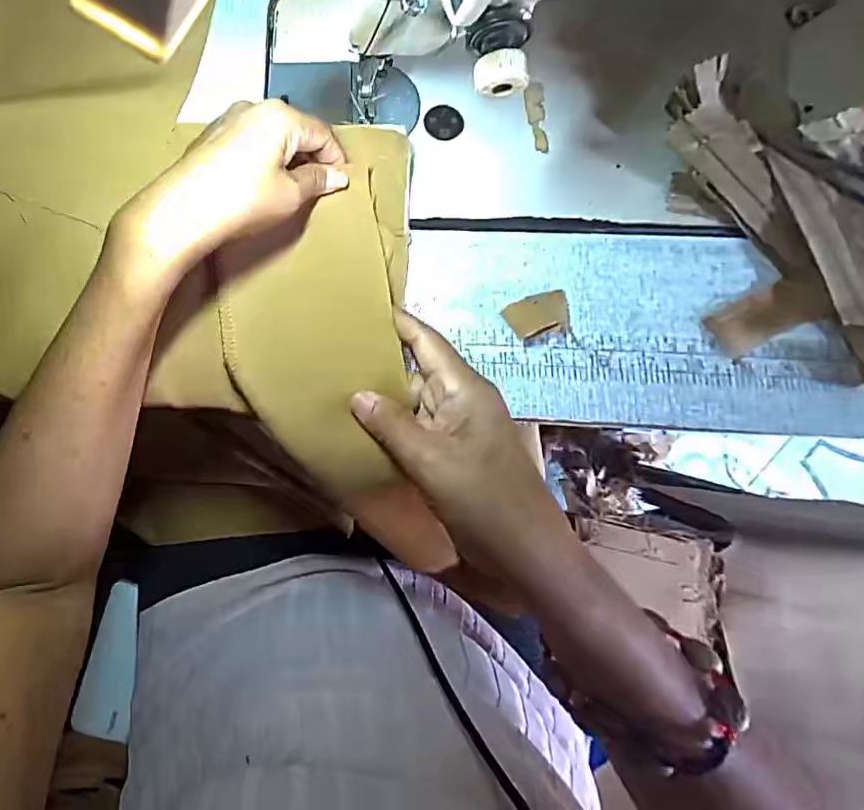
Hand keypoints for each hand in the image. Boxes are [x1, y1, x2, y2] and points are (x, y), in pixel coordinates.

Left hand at [108, 101, 347, 284]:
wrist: (178, 213)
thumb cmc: (238, 201)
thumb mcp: (288, 195)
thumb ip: (316, 181)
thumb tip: (336, 177)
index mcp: (279, 115)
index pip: (322, 133)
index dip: (336, 159)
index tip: (339, 183)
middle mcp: (252, 108)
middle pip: (295, 130)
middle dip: (308, 157)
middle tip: (314, 188)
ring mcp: (225, 121)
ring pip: (268, 136)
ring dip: (282, 159)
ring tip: (284, 190)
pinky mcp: (207, 138)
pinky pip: (245, 143)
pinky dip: (258, 159)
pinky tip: (254, 185)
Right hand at [350, 310, 568, 568]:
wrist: (528, 558)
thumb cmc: (484, 500)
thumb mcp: (429, 460)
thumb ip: (390, 424)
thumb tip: (358, 394)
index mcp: (464, 389)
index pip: (426, 341)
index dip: (397, 321)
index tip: (362, 306)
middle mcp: (462, 401)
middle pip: (415, 368)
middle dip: (380, 361)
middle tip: (335, 351)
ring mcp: (458, 428)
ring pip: (413, 400)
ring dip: (382, 397)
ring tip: (338, 385)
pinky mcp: (453, 453)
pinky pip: (416, 427)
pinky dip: (391, 425)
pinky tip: (362, 428)